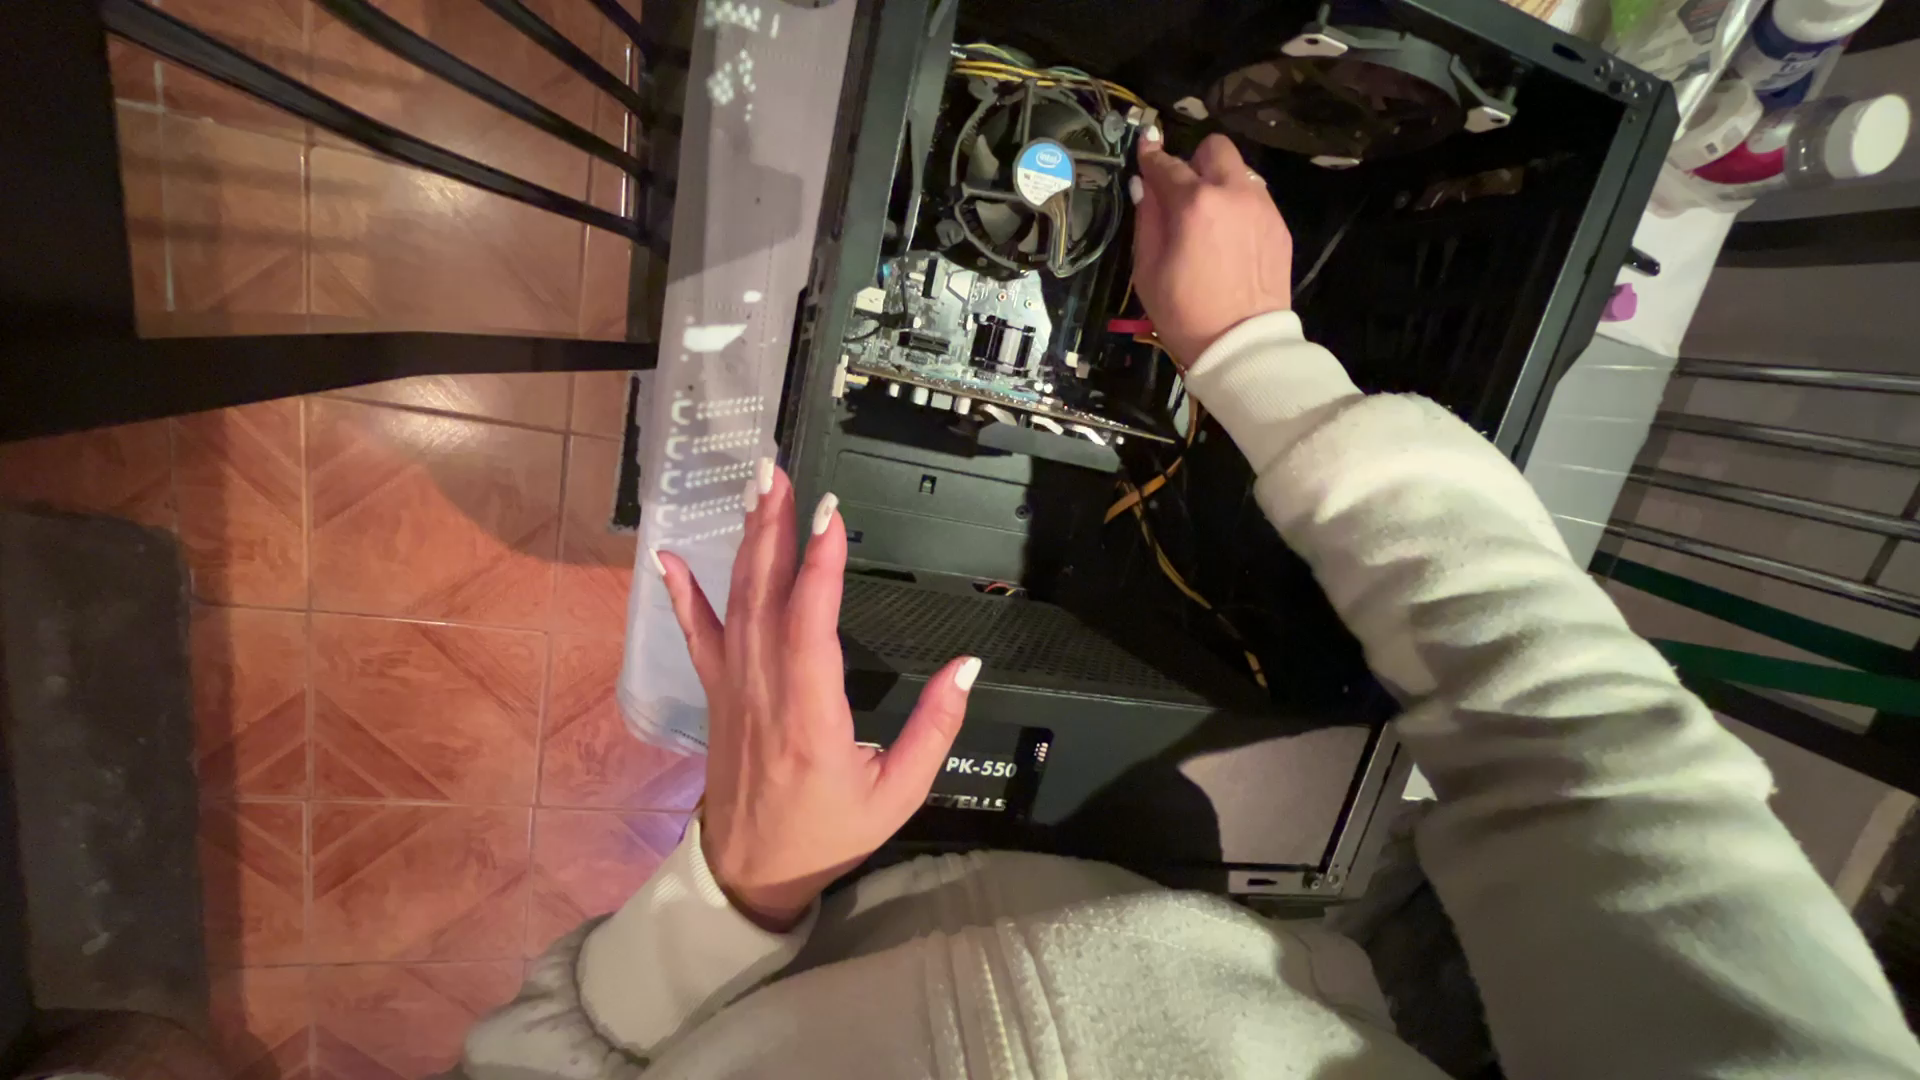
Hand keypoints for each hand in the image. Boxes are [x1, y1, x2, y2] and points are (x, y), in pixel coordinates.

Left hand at [652, 461, 979, 930]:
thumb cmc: (828, 834)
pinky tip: (669, 556)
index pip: (811, 625)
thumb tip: (967, 666)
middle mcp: (763, 691)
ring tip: (754, 489)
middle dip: (772, 528)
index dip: (820, 566)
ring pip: (735, 603)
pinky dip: (683, 594)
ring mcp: (732, 688)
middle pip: (763, 595)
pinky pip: (697, 635)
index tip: (829, 514)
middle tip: (777, 471)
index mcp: (810, 716)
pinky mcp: (717, 693)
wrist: (750, 874)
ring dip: (745, 542)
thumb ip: (935, 727)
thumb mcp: (899, 794)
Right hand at [1129, 129, 1294, 366]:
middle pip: (1214, 148)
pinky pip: (1255, 199)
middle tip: (1183, 194)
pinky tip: (1230, 243)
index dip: (1150, 156)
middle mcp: (1232, 192)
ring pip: (1238, 172)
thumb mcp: (1148, 272)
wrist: (1242, 344)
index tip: (1144, 147)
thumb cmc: (1184, 313)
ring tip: (1209, 223)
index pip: (1166, 165)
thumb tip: (1146, 188)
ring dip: (1219, 185)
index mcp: (1194, 203)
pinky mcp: (1279, 225)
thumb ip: (1146, 221)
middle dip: (1194, 162)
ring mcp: (1262, 206)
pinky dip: (1238, 209)